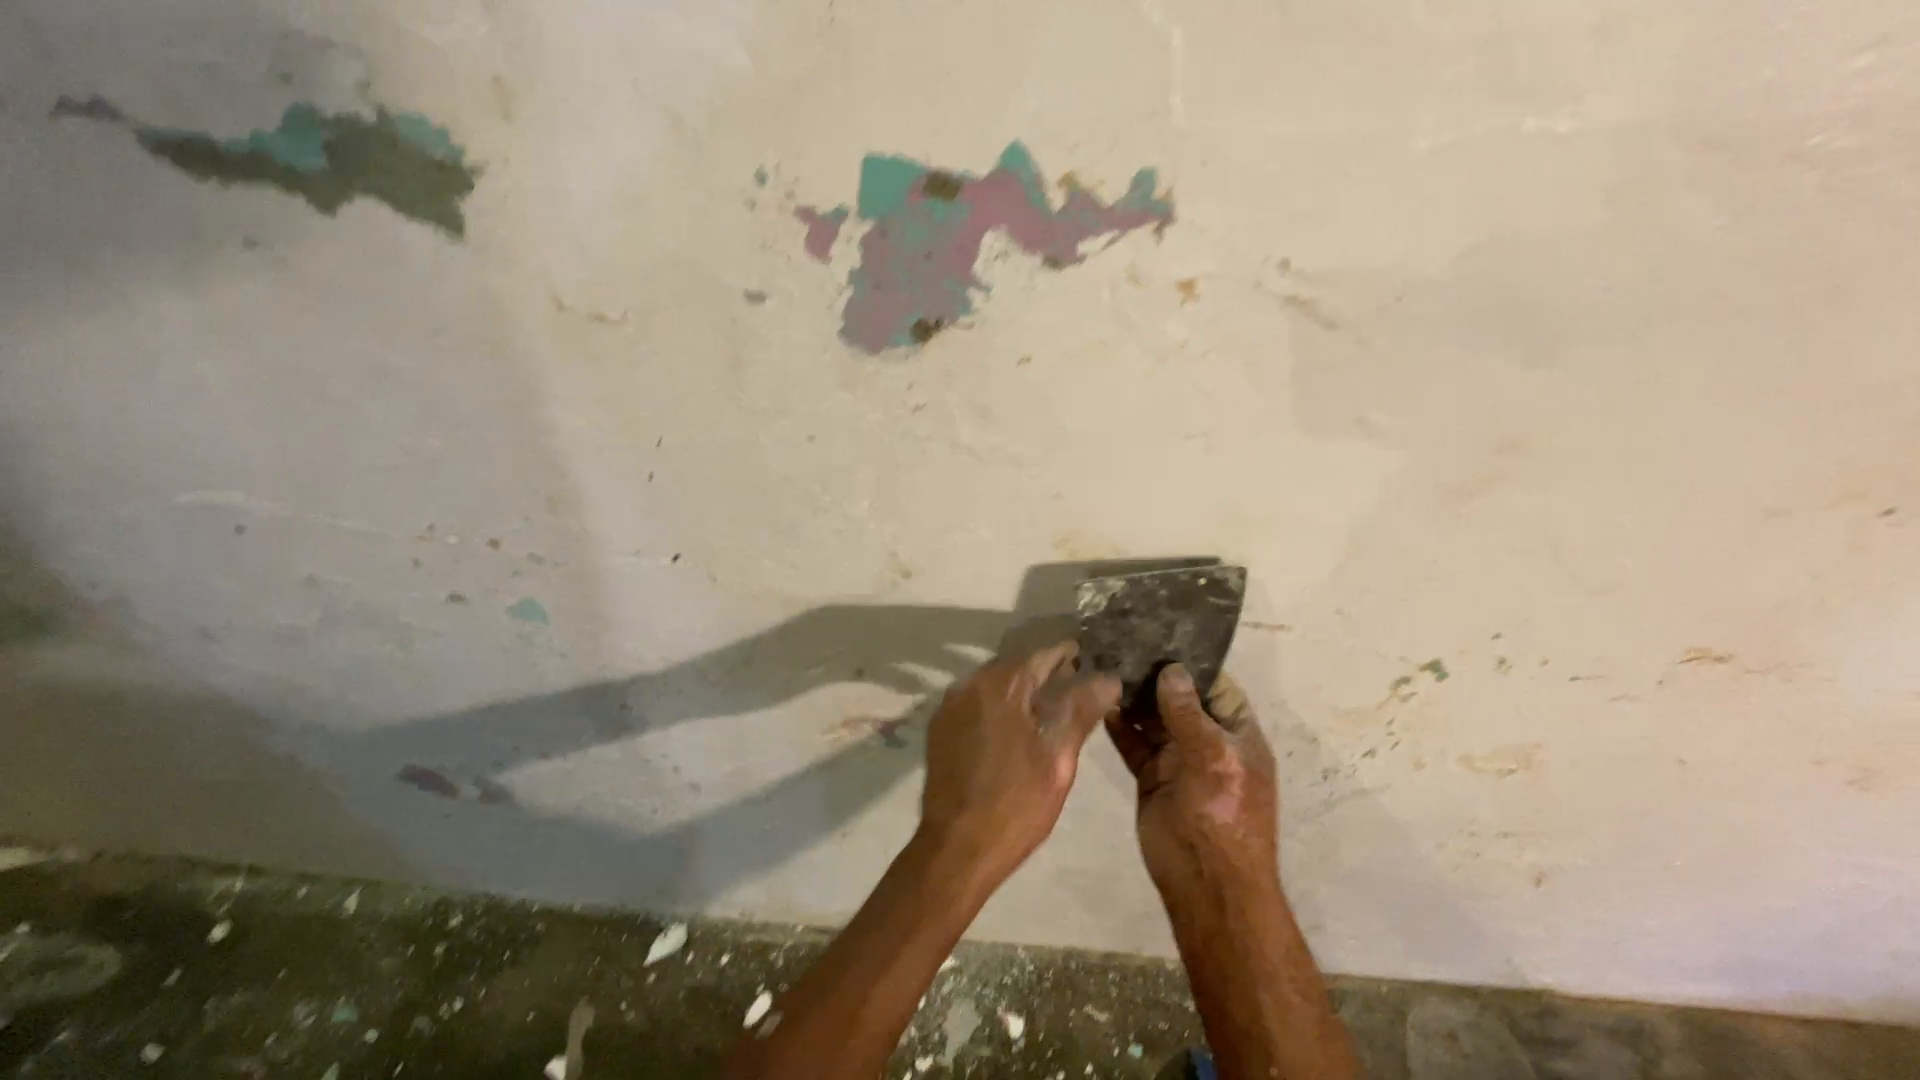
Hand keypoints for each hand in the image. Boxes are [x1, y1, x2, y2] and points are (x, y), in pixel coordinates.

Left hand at [919, 642, 1120, 881]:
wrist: (957, 848)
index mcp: (999, 685)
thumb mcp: (1059, 758)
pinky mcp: (939, 730)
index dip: (1068, 656)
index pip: (1042, 655)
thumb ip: (1081, 710)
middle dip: (1045, 674)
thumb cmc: (1016, 804)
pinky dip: (998, 708)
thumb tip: (1108, 677)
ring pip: (994, 686)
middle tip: (1076, 686)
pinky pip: (976, 705)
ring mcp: (949, 708)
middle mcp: (968, 685)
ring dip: (1021, 691)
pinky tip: (1016, 729)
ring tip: (1050, 709)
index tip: (1090, 659)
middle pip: (1015, 668)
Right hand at [1106, 664, 1279, 897]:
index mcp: (1237, 733)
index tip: (1158, 637)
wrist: (1207, 881)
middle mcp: (1208, 741)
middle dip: (1155, 678)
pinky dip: (1119, 727)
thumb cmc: (1224, 814)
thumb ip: (1189, 713)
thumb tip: (1172, 671)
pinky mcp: (1151, 777)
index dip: (1191, 664)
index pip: (1216, 687)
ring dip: (1134, 699)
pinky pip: (1134, 745)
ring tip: (1106, 668)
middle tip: (1120, 646)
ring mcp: (1178, 759)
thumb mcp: (1214, 757)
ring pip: (1153, 720)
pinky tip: (1101, 705)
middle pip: (1179, 699)